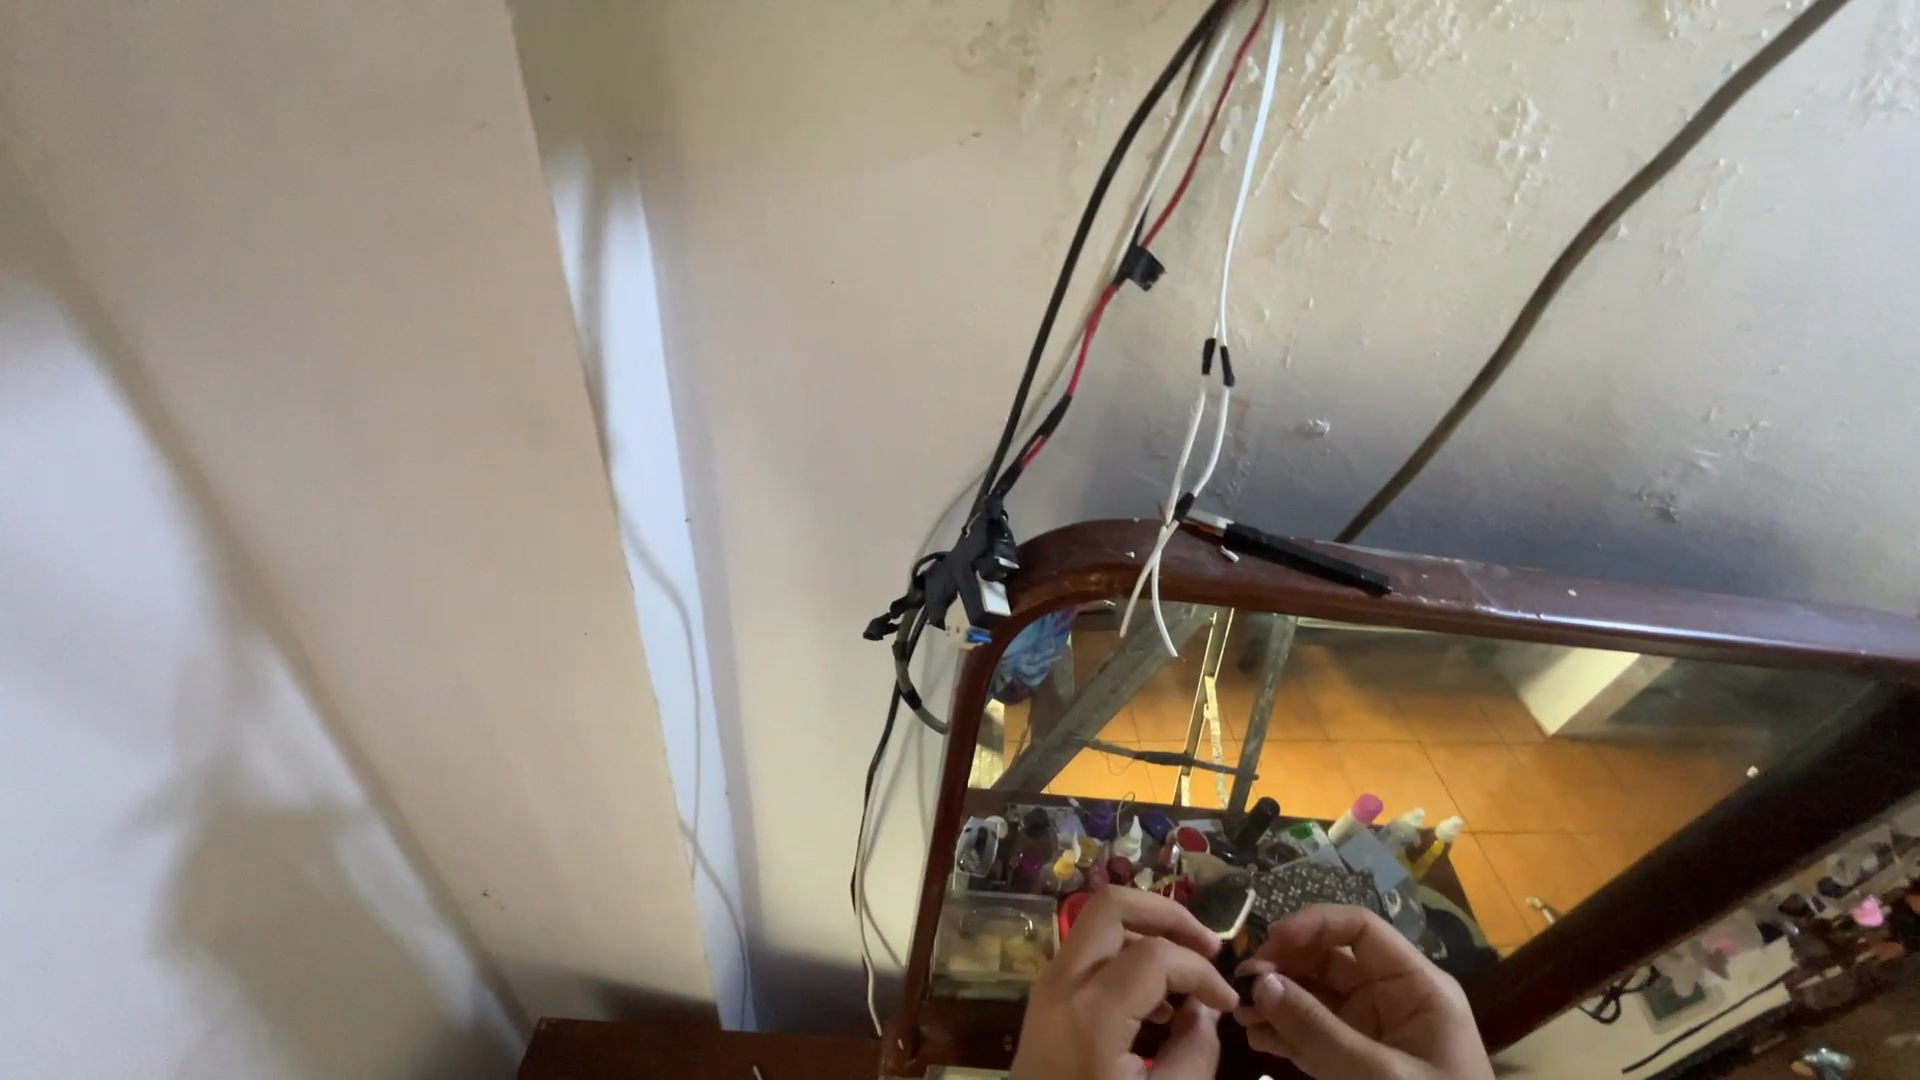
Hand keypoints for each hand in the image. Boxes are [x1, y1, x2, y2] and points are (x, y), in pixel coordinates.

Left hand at [1010, 887, 1238, 1079]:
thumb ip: (1194, 1052)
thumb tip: (1204, 1006)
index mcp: (1091, 1011)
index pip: (1156, 955)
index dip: (1201, 971)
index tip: (1229, 1002)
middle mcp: (1063, 980)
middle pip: (1113, 905)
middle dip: (1166, 914)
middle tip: (1208, 945)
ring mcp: (1049, 982)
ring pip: (1098, 921)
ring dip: (1146, 930)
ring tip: (1188, 969)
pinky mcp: (1047, 994)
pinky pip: (1090, 949)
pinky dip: (1127, 951)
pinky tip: (1157, 995)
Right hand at [1233, 905, 1493, 1079]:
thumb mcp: (1378, 1078)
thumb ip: (1317, 1030)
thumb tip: (1259, 982)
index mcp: (1415, 986)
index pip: (1359, 929)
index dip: (1312, 925)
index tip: (1269, 943)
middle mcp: (1391, 996)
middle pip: (1328, 958)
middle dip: (1283, 967)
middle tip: (1243, 986)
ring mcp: (1372, 1028)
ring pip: (1314, 993)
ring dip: (1276, 1000)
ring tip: (1241, 1015)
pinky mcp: (1357, 1059)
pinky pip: (1314, 1030)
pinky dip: (1284, 1030)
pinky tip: (1256, 1036)